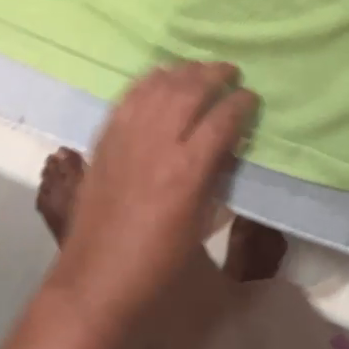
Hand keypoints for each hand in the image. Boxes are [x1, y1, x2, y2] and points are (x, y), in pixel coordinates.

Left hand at [48, 62, 257, 330]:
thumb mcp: (200, 224)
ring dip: (184, 71)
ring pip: (159, 84)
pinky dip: (151, 80)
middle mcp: (158, 143)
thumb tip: (230, 143)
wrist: (96, 278)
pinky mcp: (105, 136)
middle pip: (190, 90)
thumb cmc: (158, 263)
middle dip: (214, 75)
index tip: (252, 96)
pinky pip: (130, 94)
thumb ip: (216, 176)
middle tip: (231, 72)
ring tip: (200, 69)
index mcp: (187, 171)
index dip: (240, 103)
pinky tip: (162, 78)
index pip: (221, 120)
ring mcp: (127, 135)